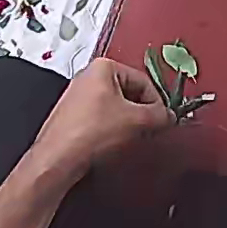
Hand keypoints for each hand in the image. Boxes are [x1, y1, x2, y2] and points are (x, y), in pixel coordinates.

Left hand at [29, 58, 173, 178]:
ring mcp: (78, 96)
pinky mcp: (72, 115)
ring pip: (116, 107)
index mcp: (104, 67)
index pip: (143, 81)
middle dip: (141, 112)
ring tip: (129, 139)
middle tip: (149, 130)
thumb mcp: (137, 121)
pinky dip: (112, 128)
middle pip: (129, 93)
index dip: (157, 102)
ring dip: (128, 122)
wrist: (57, 160)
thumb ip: (160, 115)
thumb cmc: (94, 132)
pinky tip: (112, 144)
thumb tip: (169, 116)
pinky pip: (101, 117)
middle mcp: (88, 76)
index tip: (163, 120)